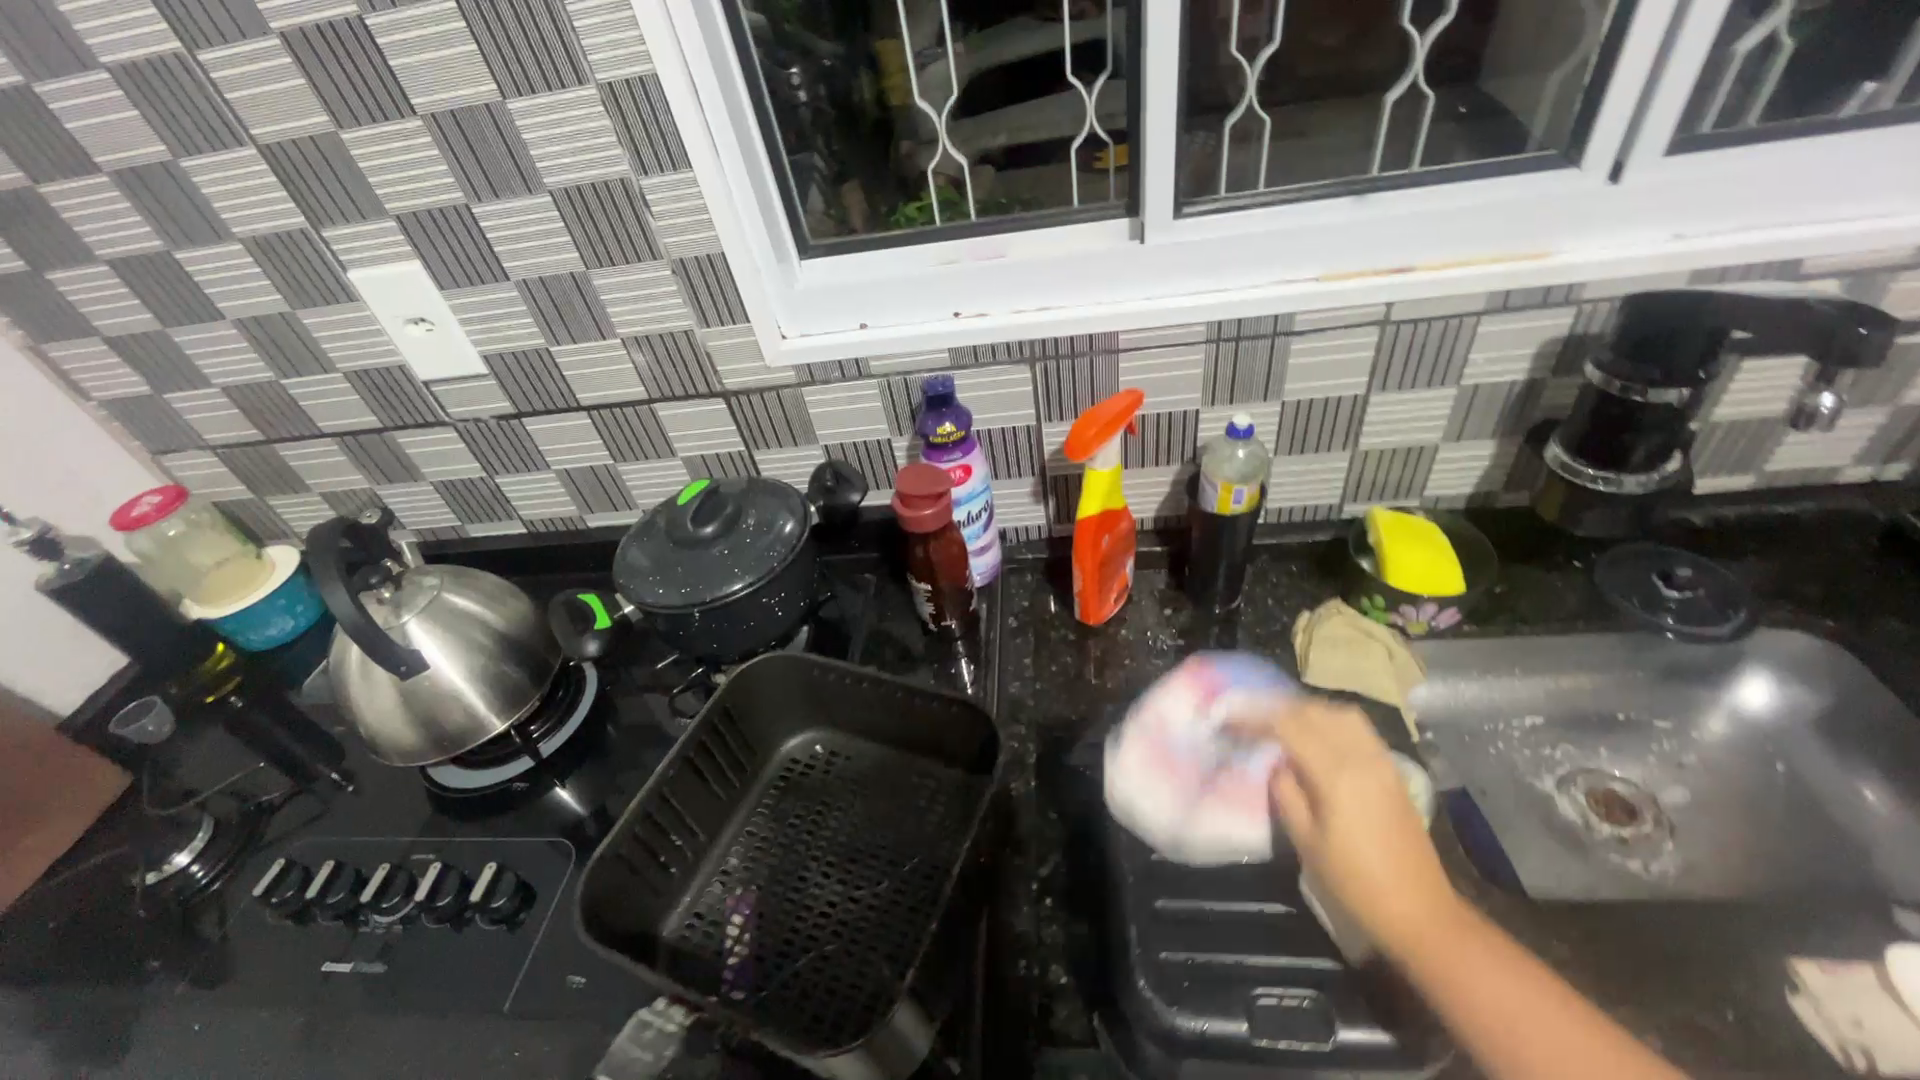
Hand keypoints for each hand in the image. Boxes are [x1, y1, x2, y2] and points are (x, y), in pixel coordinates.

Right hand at [1255, 699, 1461, 955]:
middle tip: (1250, 720)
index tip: (1228, 718)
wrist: (1420, 911)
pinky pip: (1357, 729)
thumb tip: (1276, 763)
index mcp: (1337, 774)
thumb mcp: (1305, 841)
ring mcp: (1383, 761)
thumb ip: (1285, 792)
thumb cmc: (1354, 883)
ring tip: (1280, 725)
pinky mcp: (1393, 771)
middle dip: (1278, 708)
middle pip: (1315, 711)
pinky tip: (1314, 739)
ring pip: (1340, 714)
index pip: (1288, 725)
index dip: (1254, 716)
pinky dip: (1330, 722)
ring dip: (1306, 711)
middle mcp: (1363, 756)